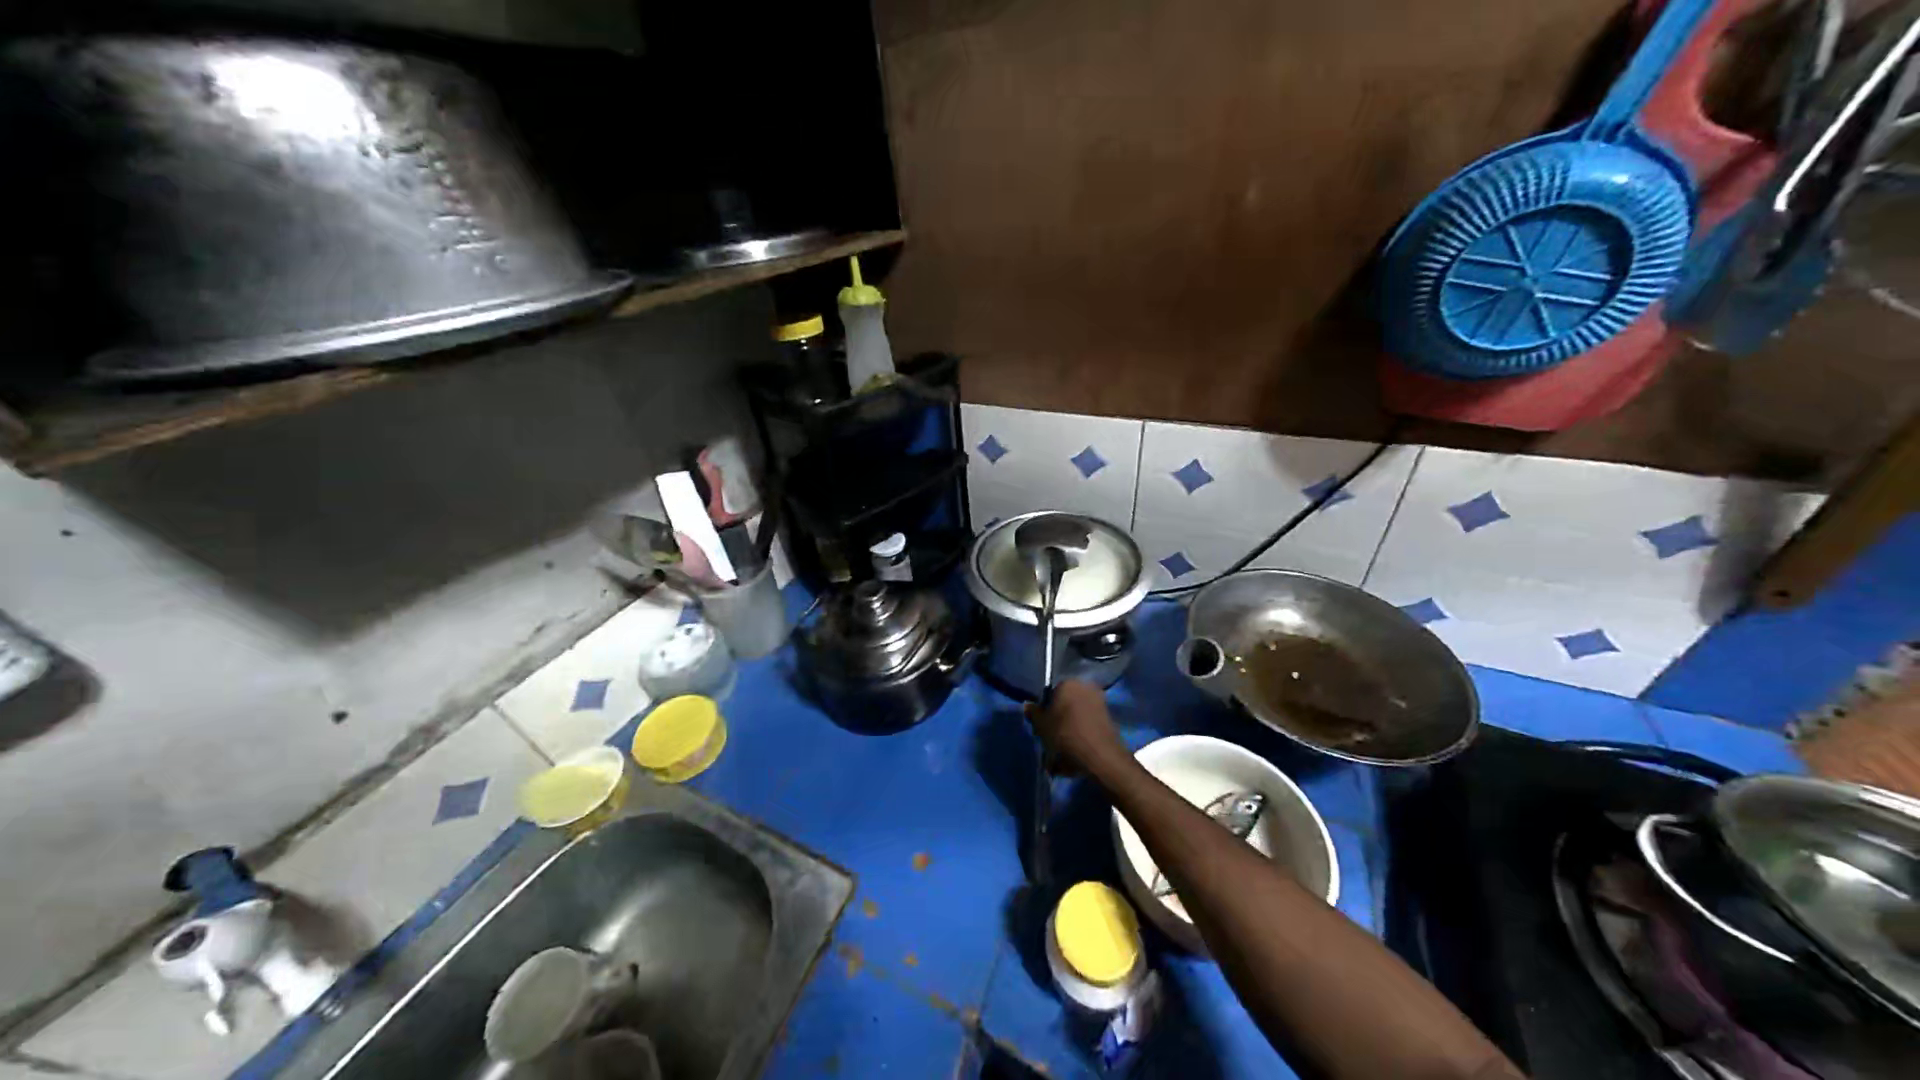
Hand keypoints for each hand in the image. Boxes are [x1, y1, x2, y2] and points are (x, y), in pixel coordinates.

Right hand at [1026, 679, 1131, 776]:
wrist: (1100, 757)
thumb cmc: (1066, 735)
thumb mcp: (1041, 726)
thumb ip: (1034, 713)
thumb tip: (1028, 705)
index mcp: (1068, 683)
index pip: (1050, 693)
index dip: (1043, 709)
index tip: (1040, 725)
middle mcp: (1086, 687)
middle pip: (1065, 704)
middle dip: (1057, 719)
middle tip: (1049, 736)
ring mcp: (1099, 702)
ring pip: (1076, 716)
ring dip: (1068, 729)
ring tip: (1060, 751)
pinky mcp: (1108, 719)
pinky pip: (1087, 726)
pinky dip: (1080, 736)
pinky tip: (1073, 753)